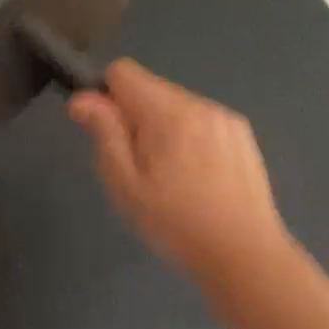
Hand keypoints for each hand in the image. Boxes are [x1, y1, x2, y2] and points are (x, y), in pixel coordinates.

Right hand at [68, 60, 291, 277]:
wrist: (246, 256)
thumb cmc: (174, 222)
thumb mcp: (123, 181)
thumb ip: (104, 132)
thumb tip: (82, 98)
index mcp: (169, 113)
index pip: (122, 72)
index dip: (104, 96)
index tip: (105, 133)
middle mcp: (201, 105)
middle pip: (149, 88)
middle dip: (132, 116)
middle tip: (134, 164)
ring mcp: (226, 120)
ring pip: (173, 105)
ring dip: (158, 128)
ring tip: (164, 175)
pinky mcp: (242, 137)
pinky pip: (198, 121)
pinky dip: (184, 137)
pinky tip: (191, 177)